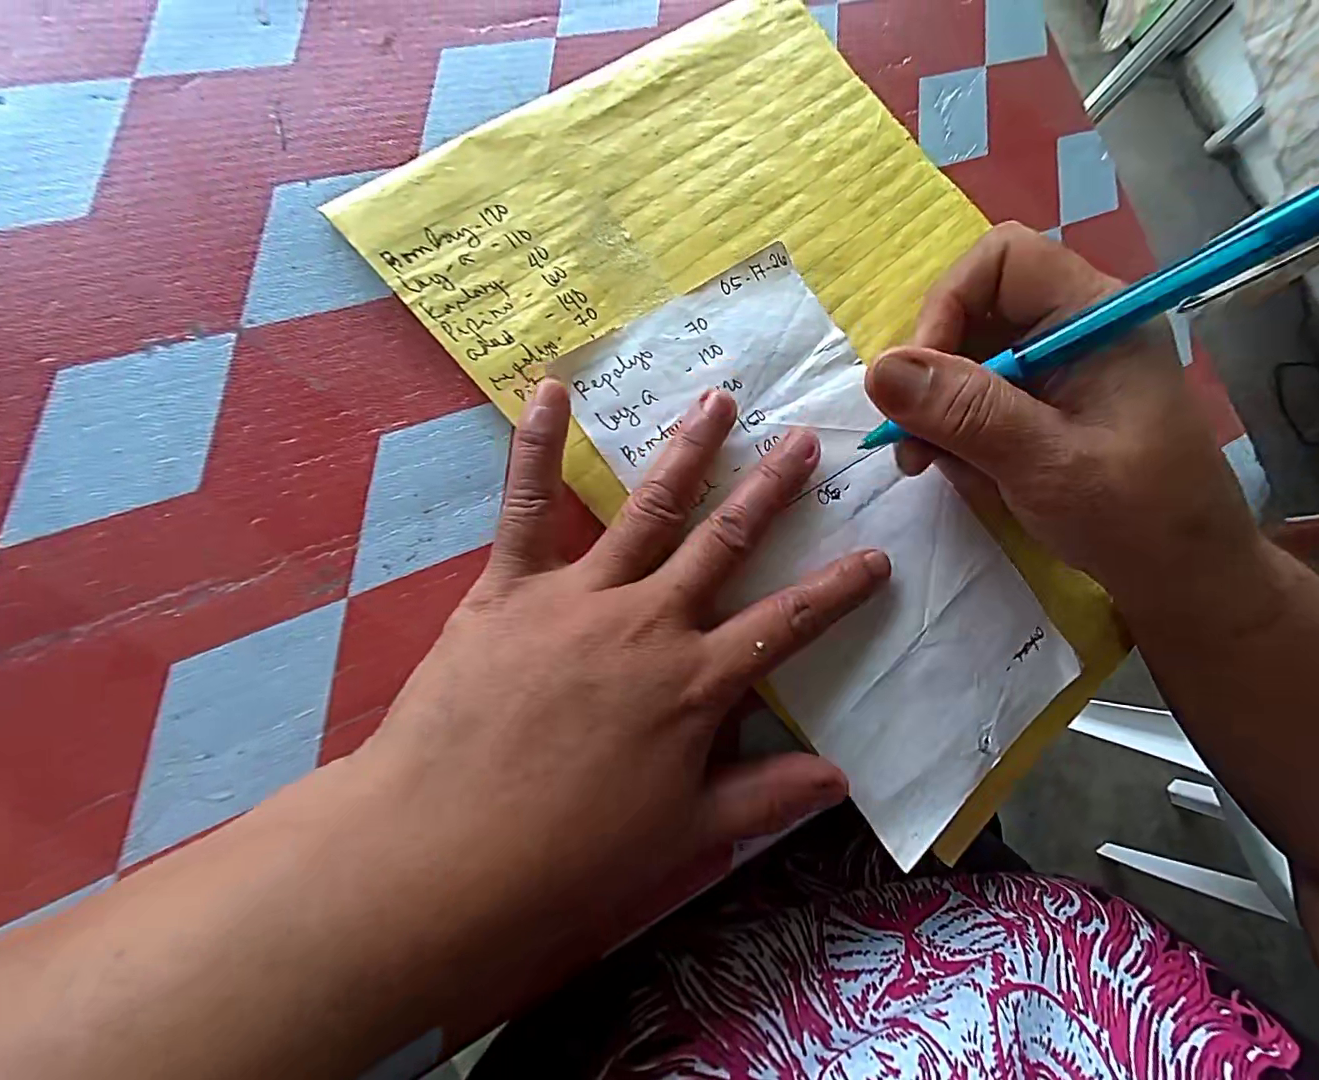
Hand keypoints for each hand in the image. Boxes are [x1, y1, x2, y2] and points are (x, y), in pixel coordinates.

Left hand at [355, 379, 889, 977]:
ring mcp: (579, 596)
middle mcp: (648, 622)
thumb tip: (842, 779)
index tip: (876, 555)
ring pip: (648, 509)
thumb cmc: (571, 854)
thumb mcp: (685, 834)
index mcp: (695, 682)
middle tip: (803, 440)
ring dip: (688, 450)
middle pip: (724, 541)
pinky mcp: (509, 588)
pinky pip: (527, 506)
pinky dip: (537, 446)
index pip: (788, 622)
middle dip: (770, 489)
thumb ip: (766, 795)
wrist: (441, 854)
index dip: (838, 589)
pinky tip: (551, 391)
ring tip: (718, 401)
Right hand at [863, 223, 1260, 613]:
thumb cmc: (1135, 518)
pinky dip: (953, 434)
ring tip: (927, 463)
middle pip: (972, 313)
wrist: (1181, 576)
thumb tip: (878, 370)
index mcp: (1092, 318)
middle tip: (912, 438)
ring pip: (964, 362)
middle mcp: (1069, 332)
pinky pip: (975, 402)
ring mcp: (1054, 372)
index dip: (947, 306)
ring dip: (935, 412)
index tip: (917, 380)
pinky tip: (959, 471)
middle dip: (932, 375)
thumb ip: (965, 412)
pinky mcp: (1040, 409)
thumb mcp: (1044, 464)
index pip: (1000, 261)